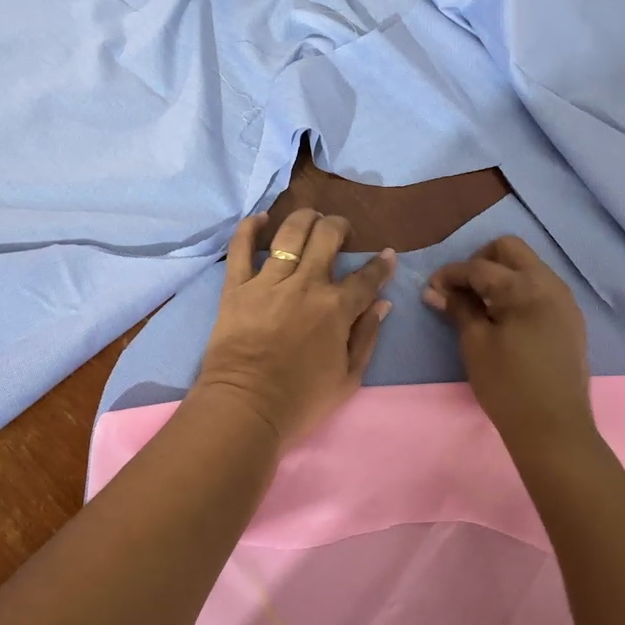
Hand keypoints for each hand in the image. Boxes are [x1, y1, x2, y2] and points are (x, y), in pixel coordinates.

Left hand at [192, 209, 395, 448]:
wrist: (246, 408)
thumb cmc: (301, 401)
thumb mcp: (348, 378)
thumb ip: (367, 336)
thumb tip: (382, 303)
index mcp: (337, 308)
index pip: (366, 277)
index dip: (381, 264)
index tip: (387, 254)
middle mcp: (306, 284)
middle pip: (327, 237)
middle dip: (339, 225)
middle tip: (341, 229)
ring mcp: (269, 281)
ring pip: (290, 233)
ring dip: (304, 218)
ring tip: (310, 217)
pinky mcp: (237, 286)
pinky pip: (241, 248)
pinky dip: (250, 228)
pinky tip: (261, 218)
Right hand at [423, 236, 594, 451]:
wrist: (555, 431)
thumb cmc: (508, 385)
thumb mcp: (475, 343)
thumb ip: (458, 308)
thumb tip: (435, 290)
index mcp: (525, 286)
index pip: (479, 266)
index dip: (451, 274)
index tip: (431, 288)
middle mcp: (550, 284)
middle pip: (510, 249)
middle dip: (480, 260)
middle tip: (461, 288)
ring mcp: (565, 302)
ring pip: (528, 267)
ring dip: (501, 274)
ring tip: (480, 303)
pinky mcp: (570, 320)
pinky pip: (541, 288)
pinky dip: (518, 291)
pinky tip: (504, 317)